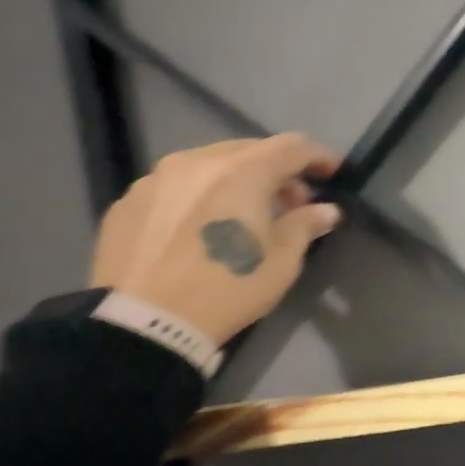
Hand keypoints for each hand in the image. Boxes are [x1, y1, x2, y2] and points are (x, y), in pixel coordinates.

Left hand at [89, 134, 343, 344]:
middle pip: (248, 150)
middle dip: (278, 170)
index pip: (291, 147)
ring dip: (239, 181)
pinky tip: (208, 228)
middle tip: (294, 203)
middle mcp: (195, 163)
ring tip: (249, 216)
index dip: (319, 156)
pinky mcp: (130, 201)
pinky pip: (179, 185)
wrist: (145, 319)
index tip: (334, 173)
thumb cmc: (229, 287)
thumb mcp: (282, 261)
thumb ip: (305, 225)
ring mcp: (156, 179)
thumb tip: (325, 210)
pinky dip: (204, 196)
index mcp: (240, 173)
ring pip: (210, 164)